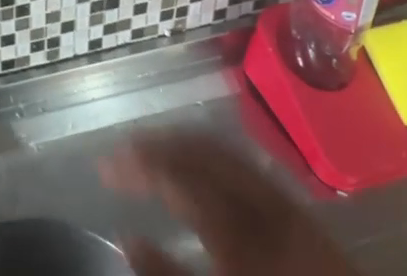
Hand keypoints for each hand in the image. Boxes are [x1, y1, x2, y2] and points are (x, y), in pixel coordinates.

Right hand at [102, 131, 358, 275]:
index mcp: (240, 230)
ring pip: (228, 152)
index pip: (178, 177)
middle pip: (204, 152)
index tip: (104, 164)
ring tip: (155, 148)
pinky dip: (216, 156)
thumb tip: (126, 237)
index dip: (138, 164)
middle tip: (123, 147)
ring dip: (186, 143)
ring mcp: (288, 204)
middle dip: (159, 143)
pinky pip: (249, 166)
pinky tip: (202, 166)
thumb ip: (167, 271)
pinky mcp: (302, 214)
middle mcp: (264, 204)